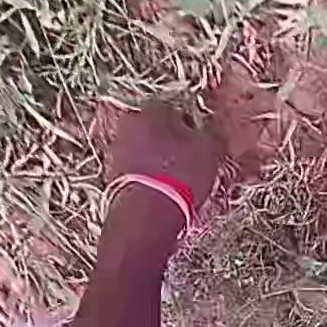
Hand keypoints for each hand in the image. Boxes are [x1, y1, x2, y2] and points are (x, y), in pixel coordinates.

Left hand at [102, 104, 222, 253]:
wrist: (147, 216)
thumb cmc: (178, 177)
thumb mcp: (209, 151)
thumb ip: (211, 136)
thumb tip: (212, 135)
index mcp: (152, 111)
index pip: (176, 112)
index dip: (192, 130)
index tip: (202, 146)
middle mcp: (129, 127)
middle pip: (157, 134)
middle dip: (173, 148)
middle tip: (191, 167)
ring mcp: (118, 155)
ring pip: (145, 157)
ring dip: (160, 168)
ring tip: (179, 188)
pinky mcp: (113, 182)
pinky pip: (138, 179)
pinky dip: (149, 186)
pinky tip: (164, 200)